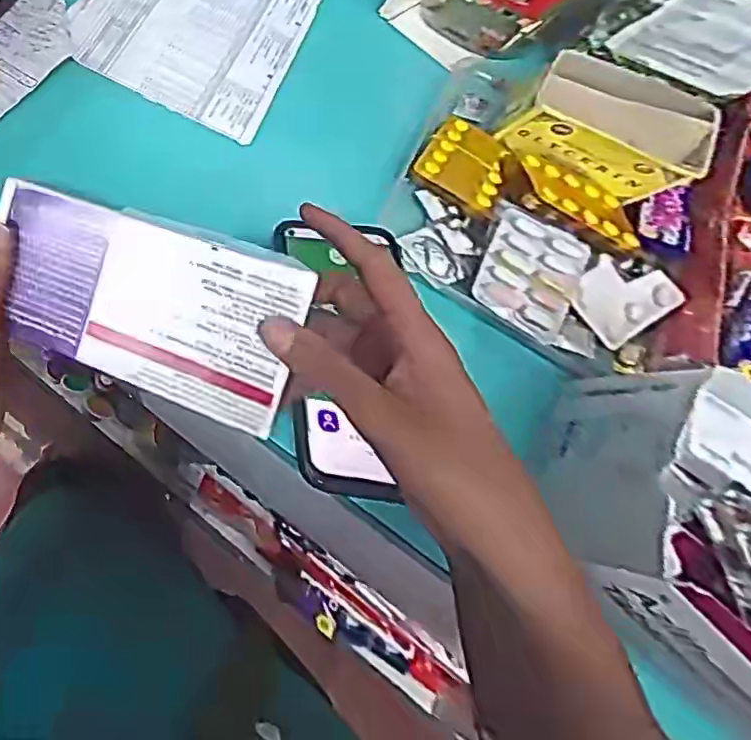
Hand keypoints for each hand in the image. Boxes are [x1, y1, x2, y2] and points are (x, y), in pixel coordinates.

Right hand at [258, 205, 557, 563]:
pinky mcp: (385, 405)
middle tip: (256, 303)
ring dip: (303, 346)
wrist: (495, 537)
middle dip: (306, 300)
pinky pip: (340, 376)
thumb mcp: (381, 414)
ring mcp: (393, 378)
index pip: (376, 270)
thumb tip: (270, 323)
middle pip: (349, 306)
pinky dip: (312, 378)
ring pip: (339, 344)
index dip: (342, 237)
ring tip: (258, 352)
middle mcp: (402, 348)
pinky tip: (283, 393)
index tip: (305, 213)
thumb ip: (323, 368)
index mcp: (414, 337)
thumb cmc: (453, 468)